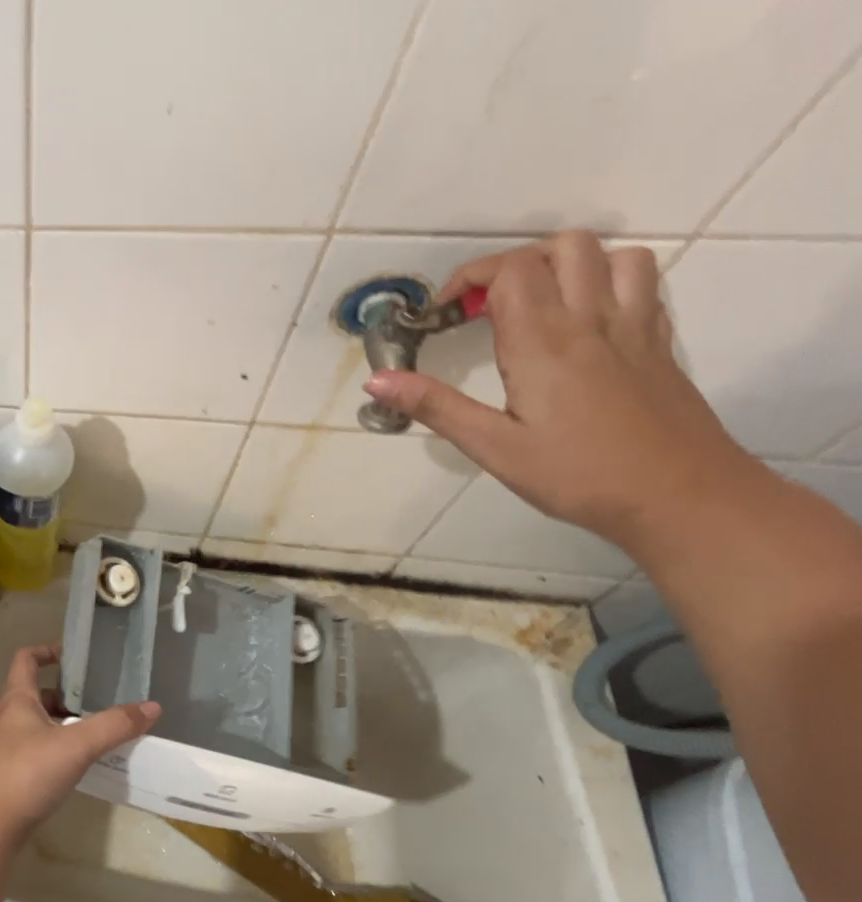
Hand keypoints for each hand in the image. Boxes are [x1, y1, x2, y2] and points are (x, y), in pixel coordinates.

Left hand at [0, 644, 159, 843]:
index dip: (48, 650)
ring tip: (99, 731)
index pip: (26, 659)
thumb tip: (152, 706)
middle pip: (38, 694)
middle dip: (69, 694)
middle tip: (101, 700)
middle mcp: (8, 718)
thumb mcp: (76, 745)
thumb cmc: (27, 773)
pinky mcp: (11, 773)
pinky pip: (39, 749)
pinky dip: (61, 748)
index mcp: (16, 699)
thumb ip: (114, 725)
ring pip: (40, 724)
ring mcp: (6, 747)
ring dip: (67, 723)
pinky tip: (82, 764)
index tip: (76, 655)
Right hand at [362, 230, 765, 551]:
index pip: (511, 270)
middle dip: (516, 262)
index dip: (472, 277)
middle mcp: (592, 320)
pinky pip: (643, 284)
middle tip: (487, 306)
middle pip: (564, 248)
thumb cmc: (578, 475)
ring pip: (613, 255)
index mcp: (544, 342)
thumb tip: (375, 380)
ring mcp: (635, 328)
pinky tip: (585, 320)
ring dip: (570, 264)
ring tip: (539, 303)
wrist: (683, 496)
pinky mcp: (660, 344)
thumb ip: (435, 406)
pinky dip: (610, 281)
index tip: (445, 312)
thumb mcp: (493, 447)